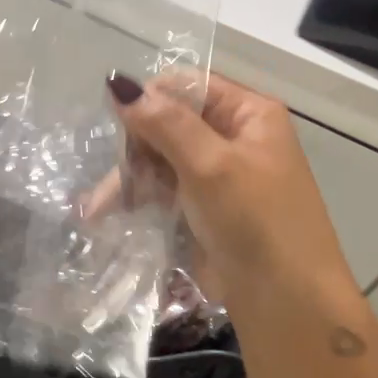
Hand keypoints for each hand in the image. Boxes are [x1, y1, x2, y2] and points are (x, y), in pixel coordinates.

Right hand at [102, 72, 350, 303]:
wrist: (281, 294)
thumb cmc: (255, 220)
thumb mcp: (209, 165)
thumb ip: (164, 123)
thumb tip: (118, 82)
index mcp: (247, 114)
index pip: (185, 86)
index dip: (148, 102)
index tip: (119, 132)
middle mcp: (230, 138)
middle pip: (165, 124)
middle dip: (132, 149)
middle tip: (110, 180)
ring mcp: (213, 176)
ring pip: (155, 161)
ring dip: (125, 180)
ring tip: (95, 210)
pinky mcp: (198, 208)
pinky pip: (158, 191)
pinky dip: (133, 200)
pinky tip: (104, 215)